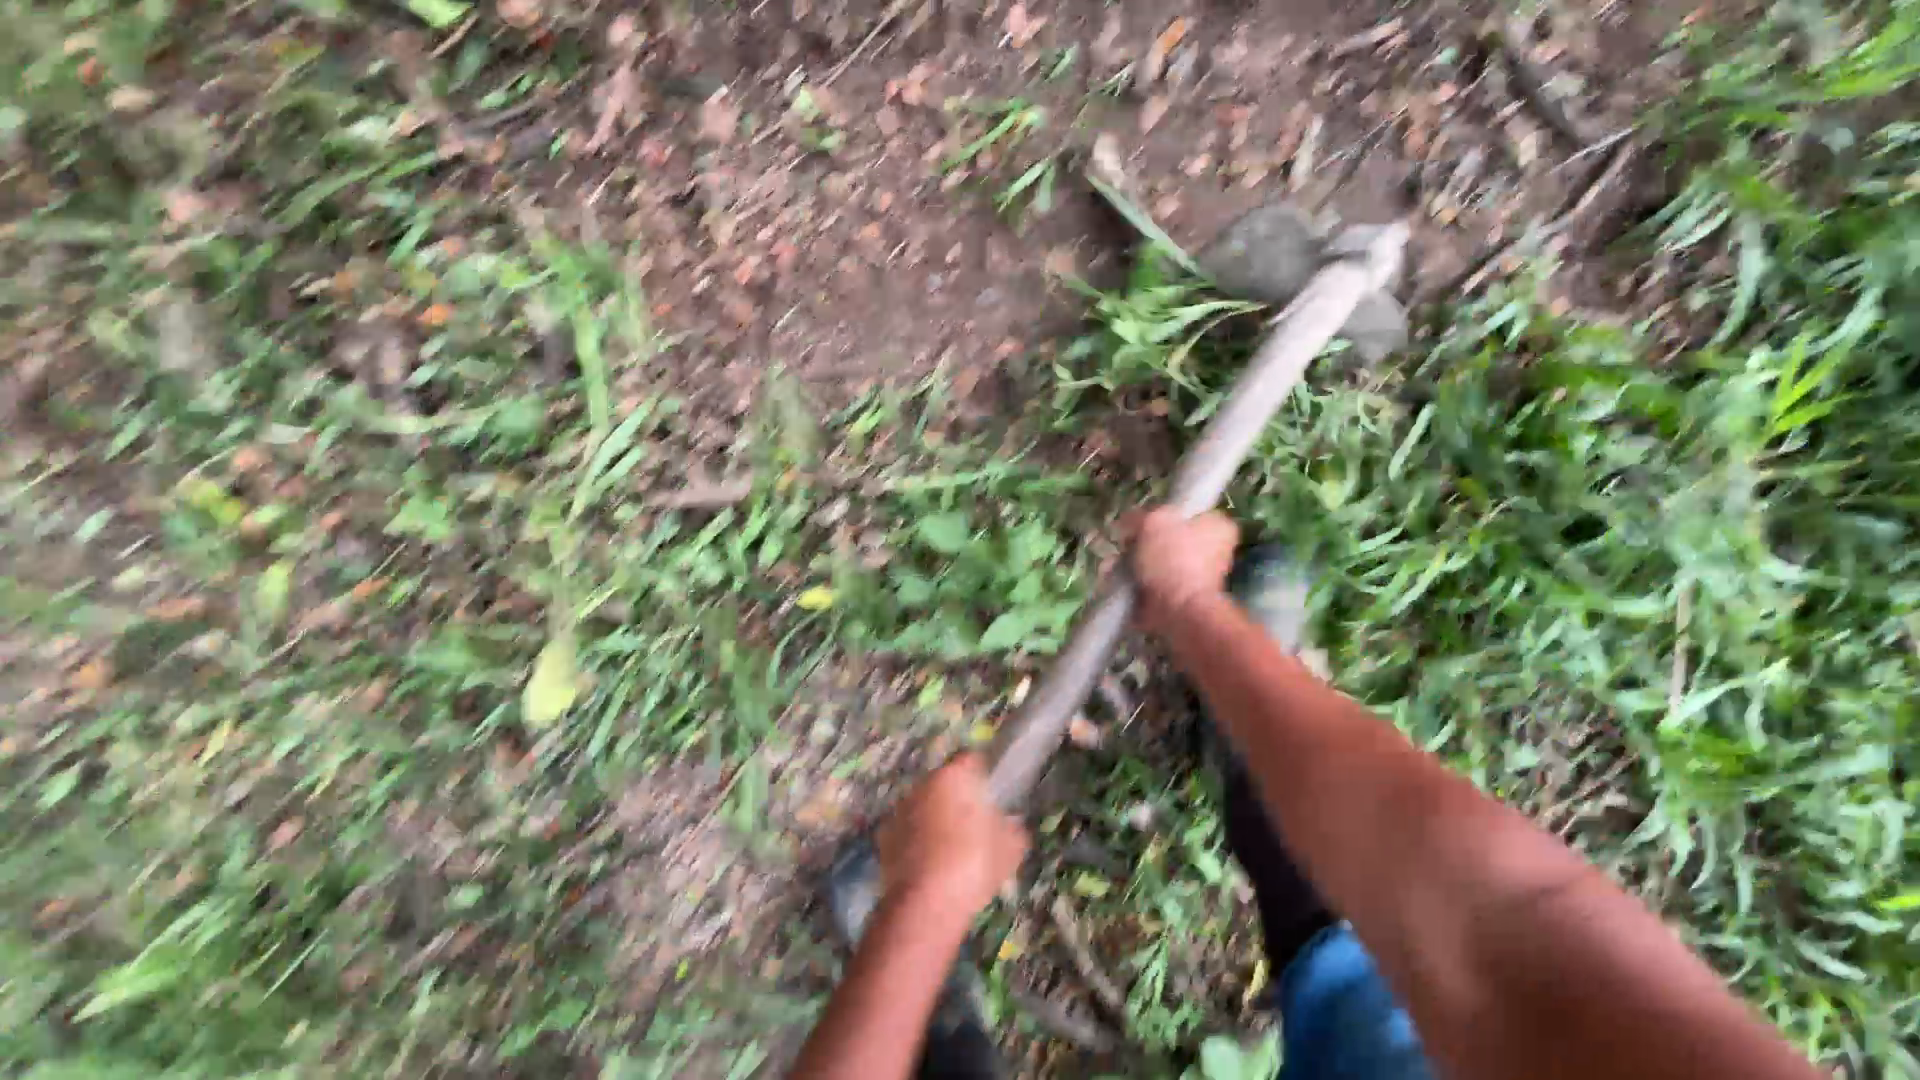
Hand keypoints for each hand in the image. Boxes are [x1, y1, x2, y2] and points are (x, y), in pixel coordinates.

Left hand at [877, 754, 1028, 920]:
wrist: (927, 902)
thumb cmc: (974, 863)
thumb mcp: (1010, 848)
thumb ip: (1012, 828)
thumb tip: (1010, 824)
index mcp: (954, 777)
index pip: (970, 760)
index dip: (982, 774)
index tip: (991, 794)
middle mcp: (922, 785)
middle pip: (944, 783)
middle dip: (957, 798)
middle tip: (974, 824)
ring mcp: (899, 810)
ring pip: (923, 806)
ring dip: (934, 818)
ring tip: (950, 849)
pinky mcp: (883, 837)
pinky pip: (907, 830)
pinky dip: (916, 840)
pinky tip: (929, 865)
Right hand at [1125, 507, 1239, 634]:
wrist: (1178, 608)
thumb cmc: (1173, 556)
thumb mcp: (1153, 520)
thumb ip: (1140, 516)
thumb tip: (1128, 522)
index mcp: (1217, 527)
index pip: (1191, 513)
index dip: (1163, 515)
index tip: (1143, 522)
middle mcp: (1213, 552)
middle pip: (1168, 540)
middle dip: (1140, 544)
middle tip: (1125, 546)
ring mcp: (1197, 579)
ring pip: (1156, 564)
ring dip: (1131, 565)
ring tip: (1112, 567)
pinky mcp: (1179, 601)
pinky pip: (1151, 586)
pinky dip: (1132, 585)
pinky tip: (1115, 582)